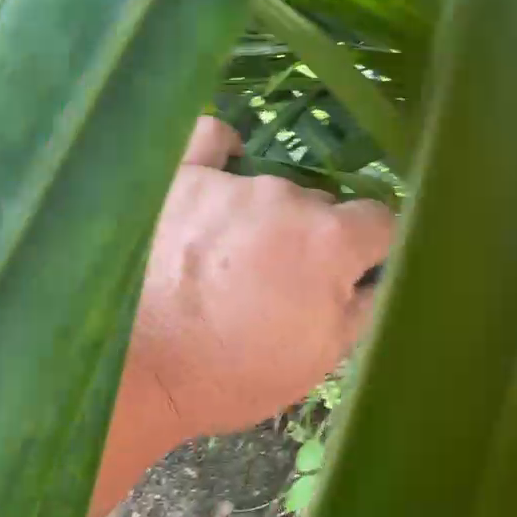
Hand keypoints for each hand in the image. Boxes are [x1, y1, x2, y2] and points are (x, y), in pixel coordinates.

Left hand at [118, 117, 393, 447]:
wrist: (136, 374)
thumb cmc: (233, 376)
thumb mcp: (320, 360)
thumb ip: (364, 307)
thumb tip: (379, 276)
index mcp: (330, 241)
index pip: (380, 221)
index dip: (370, 250)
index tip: (348, 276)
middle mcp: (285, 195)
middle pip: (319, 206)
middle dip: (309, 239)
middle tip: (276, 285)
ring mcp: (228, 181)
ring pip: (267, 187)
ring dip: (261, 216)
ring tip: (226, 260)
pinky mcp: (177, 175)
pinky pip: (211, 140)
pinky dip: (220, 156)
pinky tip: (215, 179)